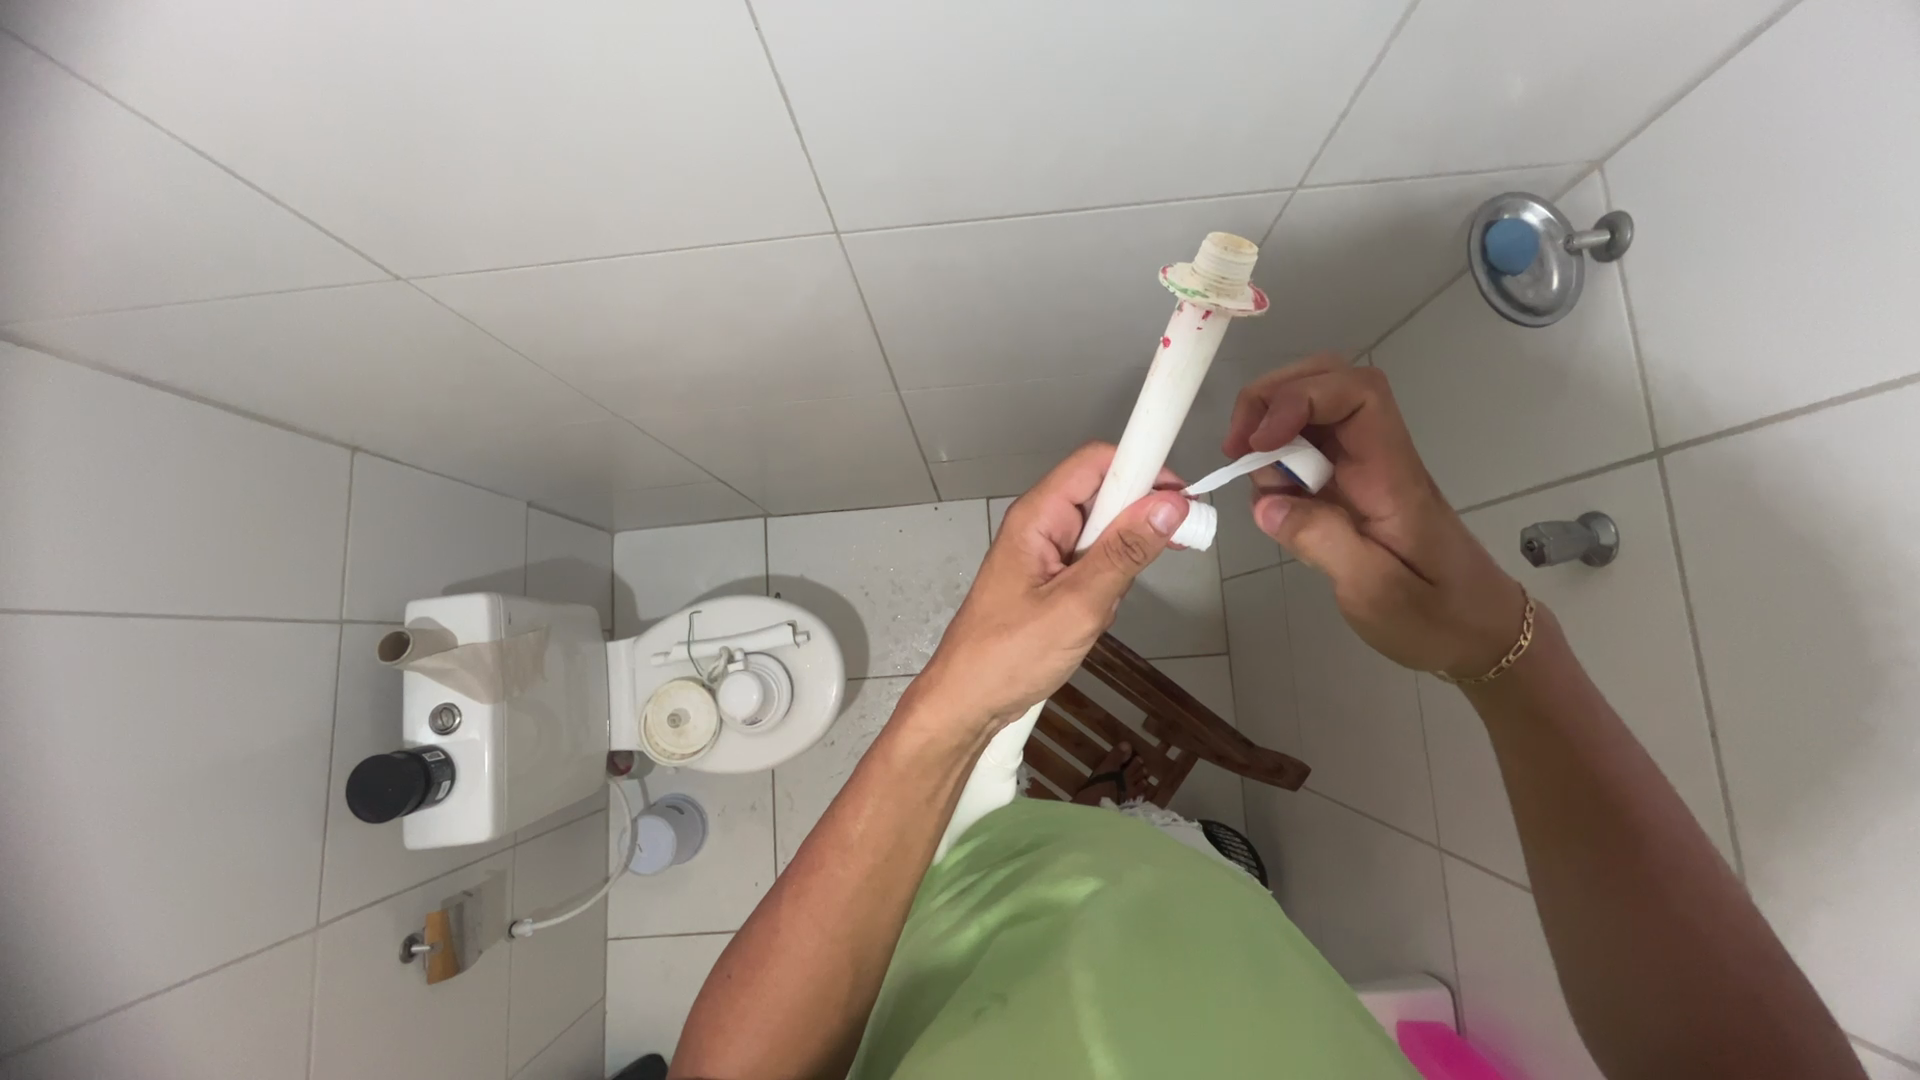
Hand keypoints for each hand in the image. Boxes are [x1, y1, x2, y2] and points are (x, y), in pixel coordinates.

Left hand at [917, 443, 1189, 730]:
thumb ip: (1124, 553)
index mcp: (1037, 517)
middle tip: (1167, 551)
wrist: (968, 701)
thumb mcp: (1077, 604)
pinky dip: (1106, 586)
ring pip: (1102, 535)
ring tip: (1105, 604)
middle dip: (1136, 523)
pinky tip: (1095, 616)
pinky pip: (1091, 565)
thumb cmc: (1005, 657)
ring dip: (1119, 564)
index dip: (1143, 469)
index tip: (1181, 496)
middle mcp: (1039, 526)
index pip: (1096, 462)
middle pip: (1103, 495)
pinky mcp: (1049, 580)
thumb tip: (1168, 507)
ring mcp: (1044, 554)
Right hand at [1224, 355, 1524, 676]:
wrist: (1477, 633)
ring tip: (1257, 485)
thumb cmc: (1437, 618)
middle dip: (1273, 399)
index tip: (1259, 443)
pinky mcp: (1346, 485)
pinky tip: (1273, 503)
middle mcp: (1376, 457)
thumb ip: (1324, 543)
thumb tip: (1267, 503)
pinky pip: (1304, 450)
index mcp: (1392, 474)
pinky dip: (1273, 462)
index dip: (1301, 397)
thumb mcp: (1378, 593)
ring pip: (1312, 409)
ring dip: (1268, 432)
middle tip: (1238, 448)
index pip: (1357, 393)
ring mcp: (1360, 468)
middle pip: (1329, 381)